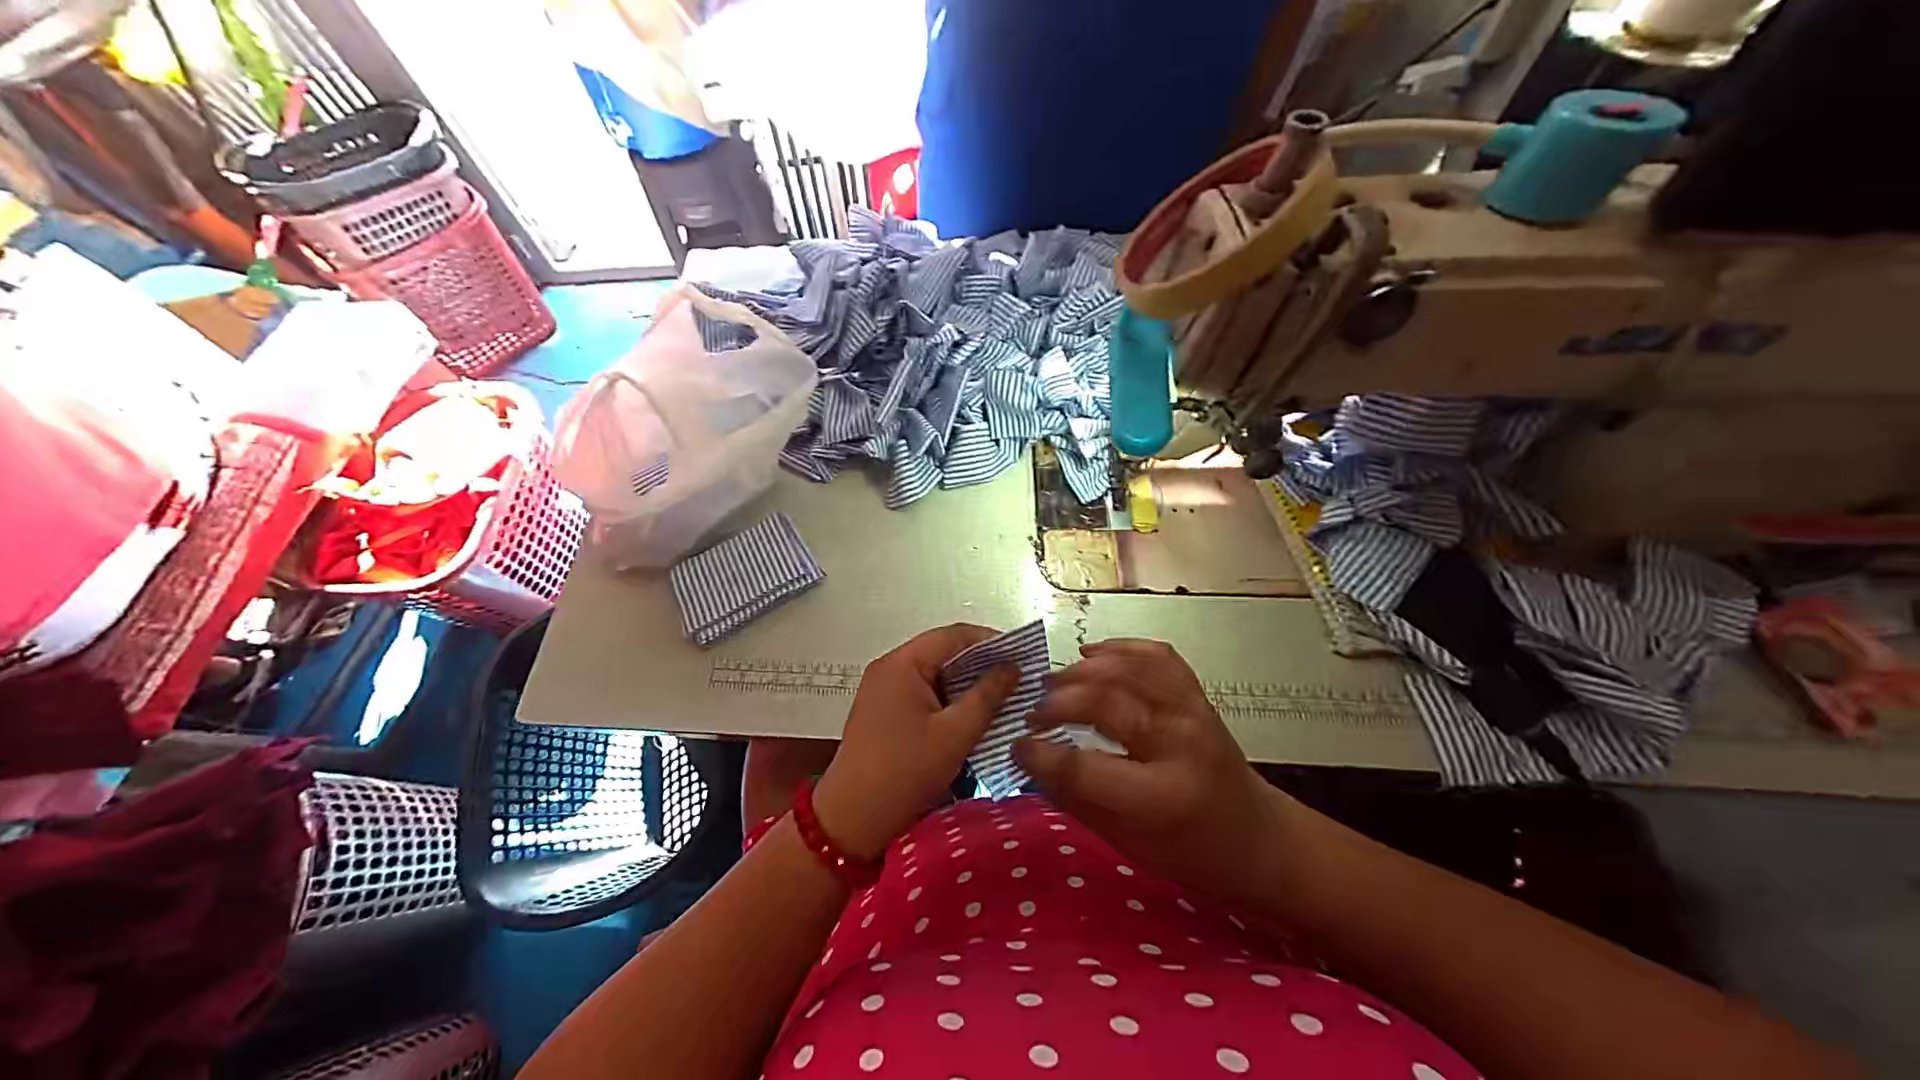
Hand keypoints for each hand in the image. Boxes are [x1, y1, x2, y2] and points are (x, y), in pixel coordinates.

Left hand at [812, 625, 1018, 860]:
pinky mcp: (883, 712)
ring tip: (1001, 698)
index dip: (990, 641)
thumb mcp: (956, 733)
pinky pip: (923, 694)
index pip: (953, 636)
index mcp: (902, 664)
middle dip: (981, 665)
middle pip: (942, 653)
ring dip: (965, 686)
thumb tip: (1012, 668)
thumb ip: (987, 695)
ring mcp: (883, 690)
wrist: (853, 819)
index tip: (1021, 655)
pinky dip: (948, 701)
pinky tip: (973, 717)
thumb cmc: (905, 772)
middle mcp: (889, 669)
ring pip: (934, 676)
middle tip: (1016, 679)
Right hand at [1013, 638, 1289, 901]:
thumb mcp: (1128, 844)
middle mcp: (1180, 744)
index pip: (1085, 767)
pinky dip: (1120, 648)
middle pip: (1106, 703)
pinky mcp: (1198, 695)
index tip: (1016, 747)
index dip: (1041, 755)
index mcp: (1162, 796)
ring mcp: (1193, 711)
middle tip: (1032, 714)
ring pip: (1129, 669)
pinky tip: (1092, 656)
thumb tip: (1030, 763)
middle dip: (1058, 704)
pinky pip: (1157, 656)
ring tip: (1053, 684)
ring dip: (1082, 672)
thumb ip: (1077, 800)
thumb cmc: (1190, 853)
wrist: (1258, 838)